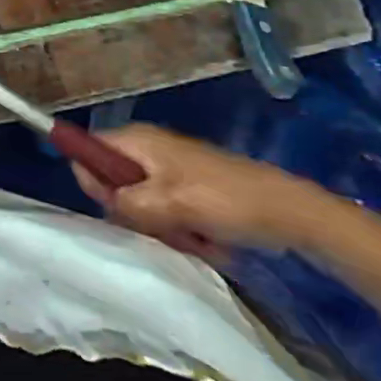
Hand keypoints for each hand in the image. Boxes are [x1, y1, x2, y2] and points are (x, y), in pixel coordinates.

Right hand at [72, 124, 330, 256]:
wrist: (291, 212)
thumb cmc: (225, 201)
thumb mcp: (168, 204)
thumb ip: (126, 202)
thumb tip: (104, 201)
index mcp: (137, 141)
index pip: (88, 151)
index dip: (93, 180)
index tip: (116, 208)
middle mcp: (147, 149)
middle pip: (114, 181)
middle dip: (134, 212)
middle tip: (160, 228)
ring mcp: (170, 169)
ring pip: (140, 202)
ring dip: (160, 226)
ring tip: (190, 238)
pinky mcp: (189, 188)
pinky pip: (165, 210)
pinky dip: (180, 229)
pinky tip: (203, 240)